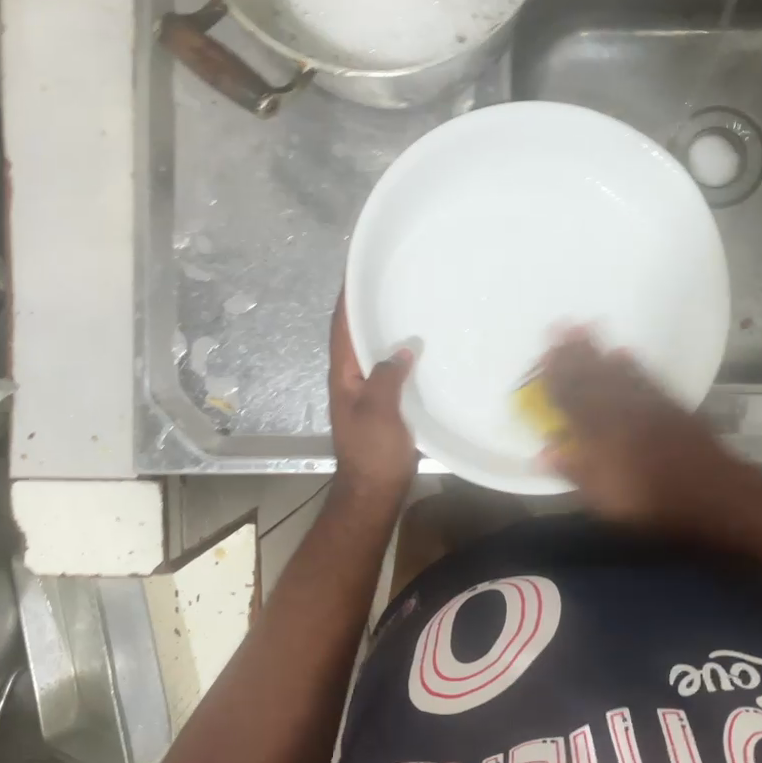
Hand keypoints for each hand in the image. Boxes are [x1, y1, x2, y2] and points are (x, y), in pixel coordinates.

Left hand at [328, 296, 416, 502]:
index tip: (357, 270)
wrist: (374, 493)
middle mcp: (350, 379)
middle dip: (367, 308)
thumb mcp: (379, 411)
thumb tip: (403, 349)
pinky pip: (388, 370)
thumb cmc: (373, 452)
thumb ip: (387, 376)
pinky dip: (399, 354)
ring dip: (384, 330)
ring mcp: (366, 394)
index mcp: (343, 376)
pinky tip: (419, 351)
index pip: (342, 328)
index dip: (347, 299)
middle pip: (355, 336)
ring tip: (407, 306)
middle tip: (389, 281)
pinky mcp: (383, 406)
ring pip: (372, 352)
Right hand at [539, 329, 758, 531]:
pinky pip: (646, 378)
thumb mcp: (606, 499)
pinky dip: (632, 363)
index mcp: (600, 435)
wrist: (717, 497)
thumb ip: (574, 472)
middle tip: (559, 325)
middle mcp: (621, 413)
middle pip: (592, 379)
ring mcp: (649, 406)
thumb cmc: (656, 506)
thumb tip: (541, 452)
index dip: (555, 377)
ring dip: (598, 348)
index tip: (542, 355)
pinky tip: (624, 351)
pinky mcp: (672, 407)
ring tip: (584, 325)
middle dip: (573, 353)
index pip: (571, 400)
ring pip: (617, 372)